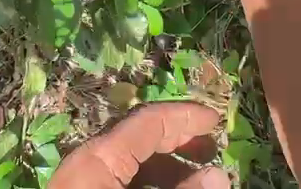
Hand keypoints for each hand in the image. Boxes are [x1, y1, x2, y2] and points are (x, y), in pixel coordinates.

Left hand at [48, 102, 228, 188]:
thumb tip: (218, 176)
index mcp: (100, 157)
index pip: (149, 121)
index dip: (185, 118)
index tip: (216, 121)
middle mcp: (88, 163)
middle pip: (140, 140)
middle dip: (178, 144)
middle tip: (213, 151)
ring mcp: (81, 184)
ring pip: (130, 166)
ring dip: (166, 172)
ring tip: (199, 183)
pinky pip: (118, 186)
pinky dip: (146, 188)